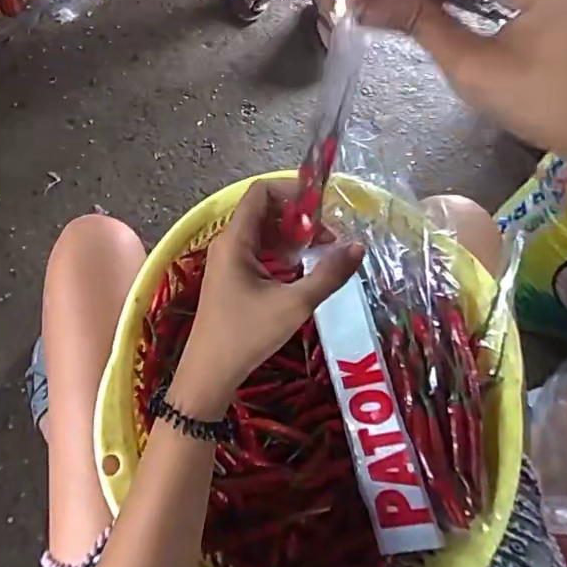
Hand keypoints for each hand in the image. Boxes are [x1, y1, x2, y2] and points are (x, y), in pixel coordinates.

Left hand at [169, 181, 363, 415]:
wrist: (208, 374)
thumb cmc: (246, 335)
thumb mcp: (294, 304)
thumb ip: (328, 274)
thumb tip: (358, 247)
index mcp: (236, 239)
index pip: (262, 191)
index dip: (293, 192)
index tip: (322, 210)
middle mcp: (229, 242)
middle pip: (265, 210)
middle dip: (299, 217)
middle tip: (328, 237)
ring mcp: (229, 259)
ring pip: (264, 231)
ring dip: (293, 236)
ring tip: (322, 252)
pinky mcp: (232, 276)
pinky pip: (259, 249)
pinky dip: (282, 252)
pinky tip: (302, 270)